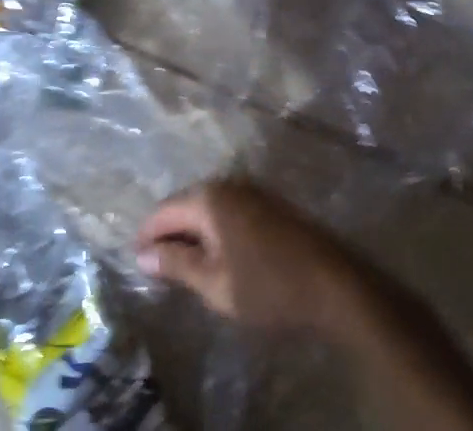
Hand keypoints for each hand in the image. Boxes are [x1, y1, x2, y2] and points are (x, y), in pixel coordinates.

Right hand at [135, 179, 361, 332]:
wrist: (336, 287)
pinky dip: (215, 232)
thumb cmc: (268, 287)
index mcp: (209, 198)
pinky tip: (216, 256)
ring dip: (193, 233)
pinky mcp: (272, 206)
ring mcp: (253, 192)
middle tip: (157, 266)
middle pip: (185, 205)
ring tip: (183, 265)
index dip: (146, 236)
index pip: (163, 211)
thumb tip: (142, 253)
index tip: (135, 260)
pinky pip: (229, 213)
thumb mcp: (213, 283)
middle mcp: (229, 185)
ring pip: (209, 209)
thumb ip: (175, 264)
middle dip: (169, 234)